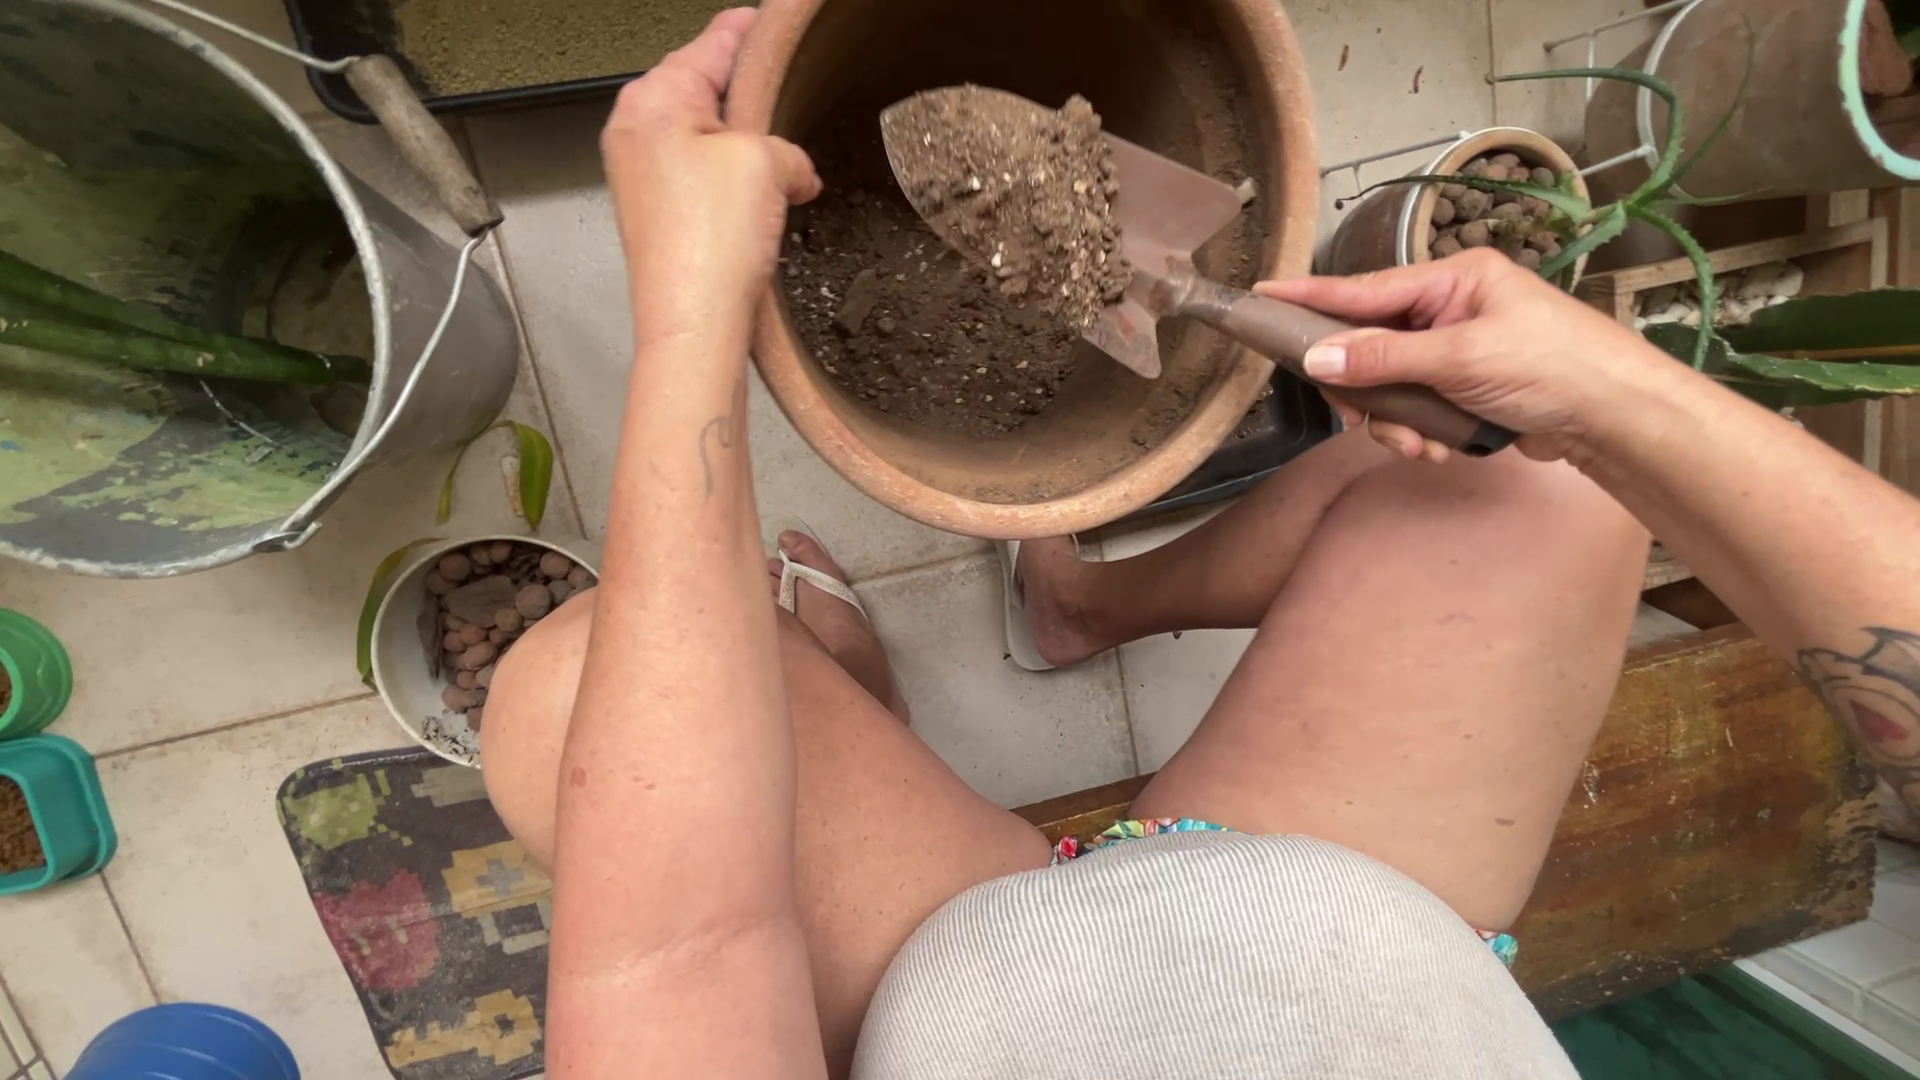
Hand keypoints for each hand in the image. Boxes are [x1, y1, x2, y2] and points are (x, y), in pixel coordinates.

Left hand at [601, 9, 821, 351]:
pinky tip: (758, 208)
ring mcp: (641, 179)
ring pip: (705, 144)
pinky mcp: (657, 218)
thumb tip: (798, 172)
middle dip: (750, 104)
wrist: (693, 323)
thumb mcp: (767, 165)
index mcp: (654, 99)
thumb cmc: (712, 241)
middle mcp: (636, 132)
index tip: (772, 23)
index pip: (711, 44)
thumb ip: (788, 149)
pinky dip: (733, 188)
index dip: (749, 31)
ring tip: (780, 172)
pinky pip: (702, 183)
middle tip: (791, 110)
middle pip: (703, 94)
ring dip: (746, 154)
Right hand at [1257, 250, 1667, 464]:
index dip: (1309, 295)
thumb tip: (1316, 356)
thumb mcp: (1461, 357)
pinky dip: (1413, 432)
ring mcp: (1447, 350)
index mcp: (1449, 281)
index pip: (1362, 288)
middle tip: (1358, 416)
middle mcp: (1442, 310)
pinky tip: (1436, 449)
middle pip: (1365, 345)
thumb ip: (1383, 356)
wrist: (1614, 417)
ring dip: (1392, 421)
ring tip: (1418, 445)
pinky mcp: (1454, 387)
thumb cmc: (1551, 367)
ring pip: (1382, 385)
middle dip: (1363, 389)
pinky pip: (1407, 407)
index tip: (1262, 294)